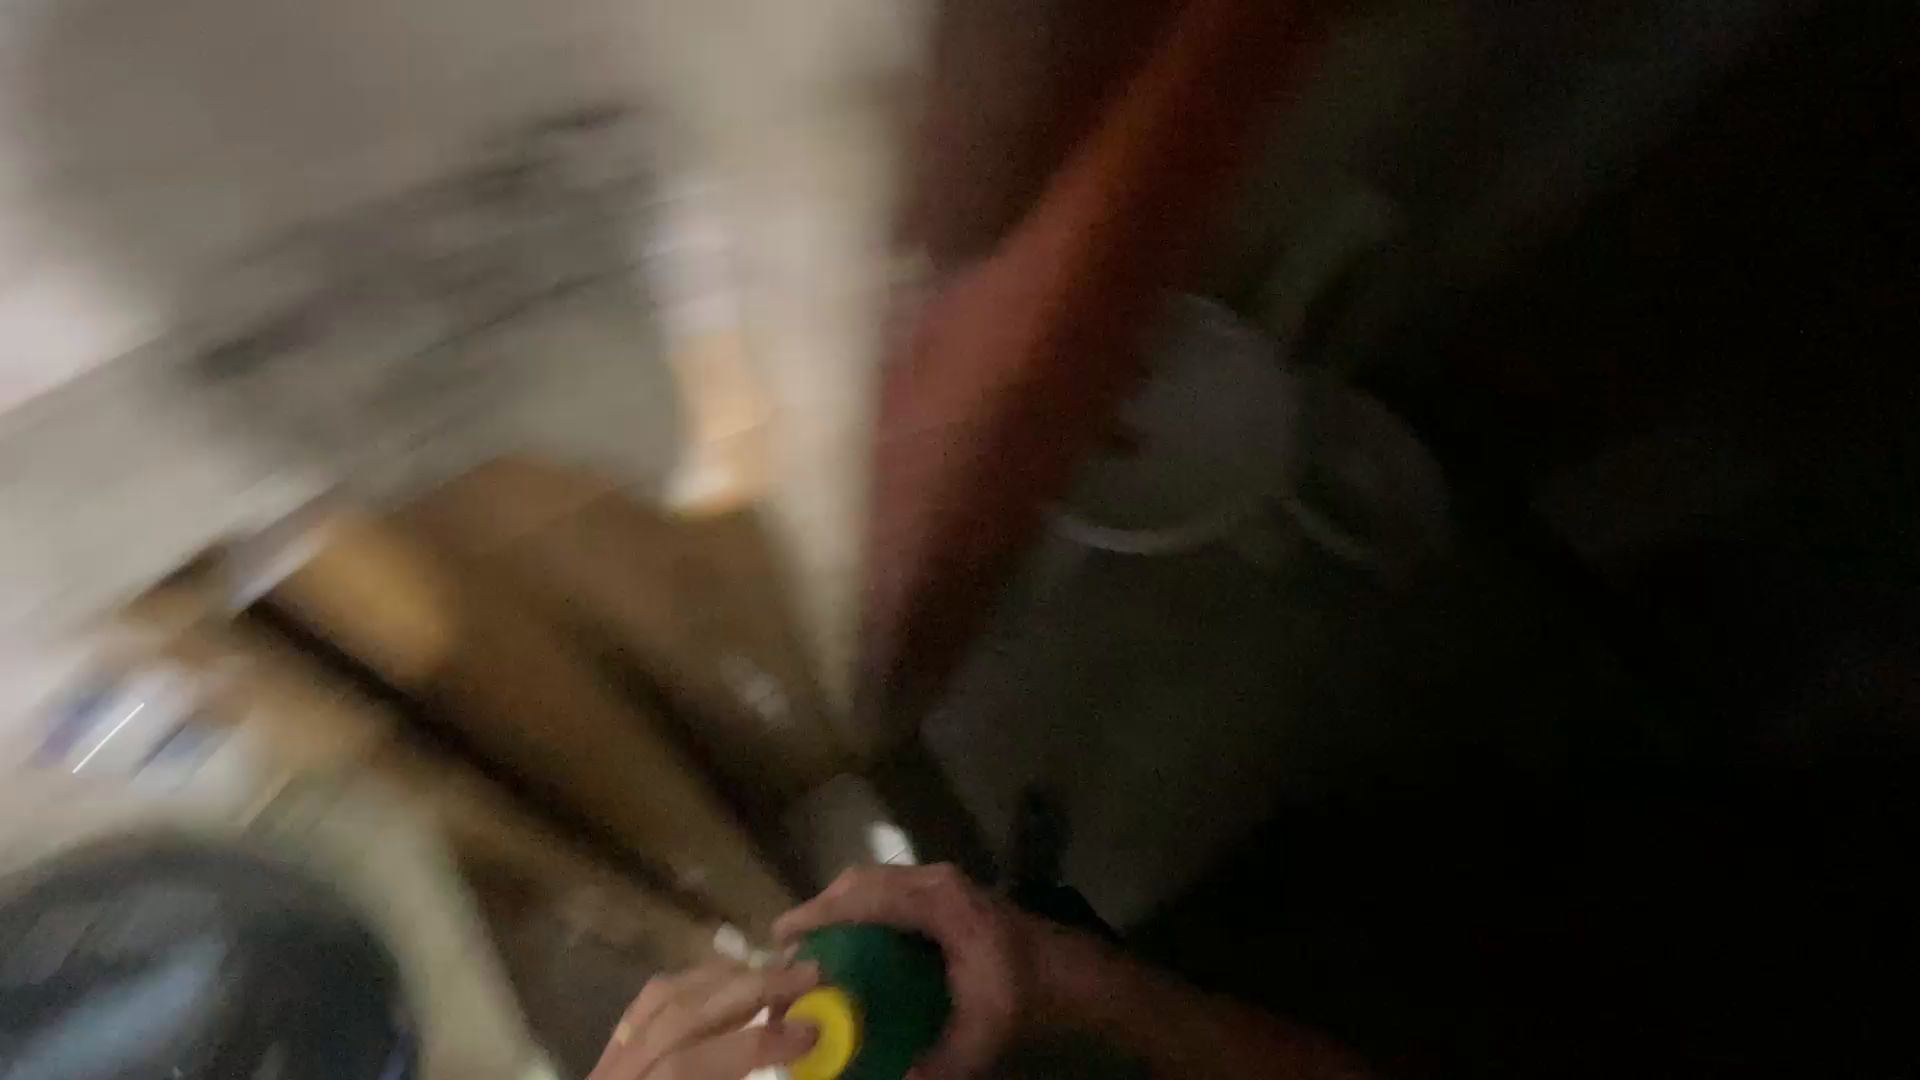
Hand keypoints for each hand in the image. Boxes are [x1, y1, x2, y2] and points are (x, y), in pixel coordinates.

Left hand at [589, 962, 821, 1079]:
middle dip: (749, 991)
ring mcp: (605, 1070)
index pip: (686, 1068)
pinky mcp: (607, 1061)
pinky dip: (692, 982)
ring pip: (663, 1001)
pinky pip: (647, 1003)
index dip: (754, 1044)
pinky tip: (726, 978)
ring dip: (726, 979)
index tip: (810, 1033)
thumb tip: (798, 1071)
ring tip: (776, 972)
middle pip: (680, 1019)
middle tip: (809, 976)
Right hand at [774, 864, 1034, 1079]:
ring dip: (841, 904)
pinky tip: (851, 941)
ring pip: (876, 880)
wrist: (1068, 970)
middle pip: (864, 880)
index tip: (783, 933)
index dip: (822, 911)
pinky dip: (862, 907)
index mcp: (939, 904)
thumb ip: (938, 1065)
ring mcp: (940, 882)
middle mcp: (934, 881)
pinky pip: (890, 889)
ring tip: (811, 942)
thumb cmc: (1024, 992)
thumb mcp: (981, 1033)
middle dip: (823, 906)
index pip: (869, 896)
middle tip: (788, 942)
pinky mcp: (943, 891)